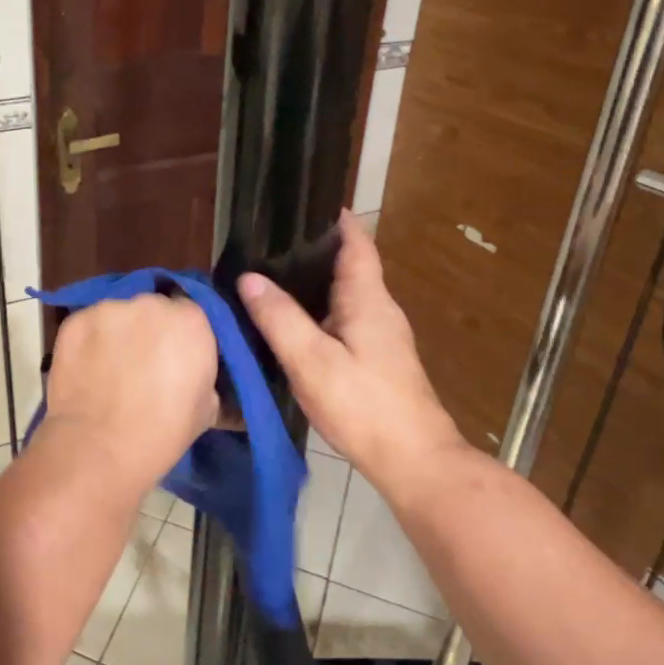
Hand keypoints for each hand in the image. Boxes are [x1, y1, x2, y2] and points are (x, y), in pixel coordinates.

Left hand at [42, 295, 219, 495]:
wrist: (100, 447)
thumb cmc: (163, 432)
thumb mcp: (207, 405)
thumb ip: (201, 371)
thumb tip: (188, 369)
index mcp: (189, 321)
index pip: (189, 313)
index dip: (180, 335)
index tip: (174, 357)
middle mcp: (150, 304)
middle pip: (152, 308)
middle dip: (149, 329)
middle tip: (141, 362)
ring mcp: (108, 309)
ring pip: (117, 316)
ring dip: (117, 334)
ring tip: (110, 368)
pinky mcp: (75, 321)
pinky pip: (88, 326)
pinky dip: (88, 342)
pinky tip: (86, 369)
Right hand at [239, 210, 465, 480]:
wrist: (414, 460)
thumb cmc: (364, 405)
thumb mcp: (312, 361)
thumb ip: (280, 318)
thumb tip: (249, 278)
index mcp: (368, 300)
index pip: (357, 244)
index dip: (337, 220)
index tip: (306, 203)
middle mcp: (381, 310)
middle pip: (351, 267)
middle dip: (316, 250)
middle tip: (271, 243)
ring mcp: (384, 337)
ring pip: (347, 296)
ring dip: (317, 283)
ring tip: (274, 279)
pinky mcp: (380, 360)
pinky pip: (347, 320)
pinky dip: (321, 311)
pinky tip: (296, 325)